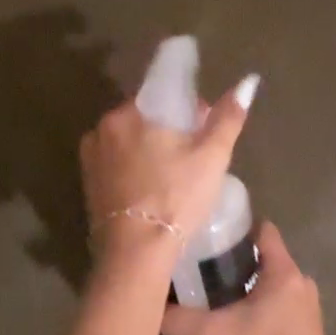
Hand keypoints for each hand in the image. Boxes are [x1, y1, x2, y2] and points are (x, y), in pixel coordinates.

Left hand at [80, 75, 253, 254]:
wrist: (136, 252)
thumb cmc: (176, 199)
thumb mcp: (212, 156)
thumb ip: (228, 118)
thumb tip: (247, 82)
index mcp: (128, 112)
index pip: (164, 95)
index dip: (189, 111)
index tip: (204, 132)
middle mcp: (102, 128)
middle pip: (144, 119)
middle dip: (168, 131)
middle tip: (193, 160)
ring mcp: (90, 159)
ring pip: (128, 144)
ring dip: (149, 152)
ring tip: (173, 178)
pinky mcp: (88, 186)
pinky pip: (116, 167)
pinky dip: (133, 172)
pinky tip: (151, 191)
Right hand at [159, 222, 333, 334]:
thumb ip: (179, 320)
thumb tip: (150, 307)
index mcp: (284, 272)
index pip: (263, 231)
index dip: (237, 229)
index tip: (210, 238)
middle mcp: (301, 283)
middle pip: (266, 259)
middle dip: (236, 263)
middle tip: (203, 272)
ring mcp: (309, 308)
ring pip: (273, 285)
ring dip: (248, 289)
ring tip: (216, 301)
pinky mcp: (309, 330)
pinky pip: (281, 307)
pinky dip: (261, 309)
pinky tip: (239, 327)